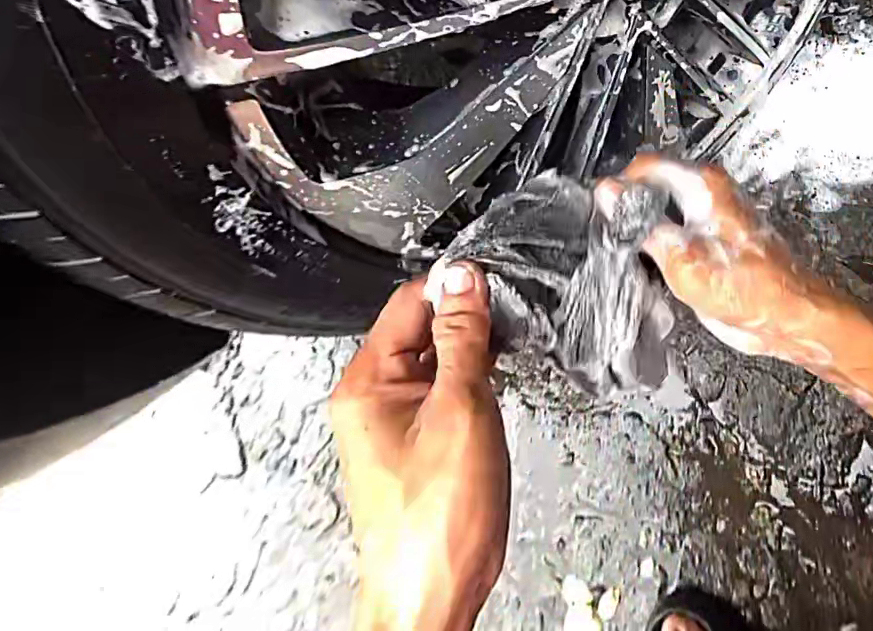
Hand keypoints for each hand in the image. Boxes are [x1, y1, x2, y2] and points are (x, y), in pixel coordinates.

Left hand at [329, 264, 508, 630]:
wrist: (435, 595)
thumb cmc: (438, 519)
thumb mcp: (461, 406)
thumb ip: (463, 335)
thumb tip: (463, 278)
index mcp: (367, 383)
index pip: (410, 301)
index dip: (454, 287)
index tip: (493, 286)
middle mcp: (373, 396)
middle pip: (422, 324)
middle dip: (467, 317)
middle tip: (505, 326)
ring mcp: (396, 416)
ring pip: (437, 352)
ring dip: (473, 345)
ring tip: (503, 355)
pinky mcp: (420, 434)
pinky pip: (445, 381)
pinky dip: (472, 371)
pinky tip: (495, 379)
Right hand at [615, 155, 846, 367]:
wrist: (786, 316)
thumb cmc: (752, 289)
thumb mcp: (684, 259)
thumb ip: (643, 224)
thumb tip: (611, 195)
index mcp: (704, 186)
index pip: (647, 166)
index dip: (620, 187)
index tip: (604, 213)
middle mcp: (708, 193)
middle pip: (652, 187)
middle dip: (629, 210)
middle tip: (617, 240)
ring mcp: (709, 216)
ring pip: (660, 210)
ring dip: (643, 230)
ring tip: (634, 256)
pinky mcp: (709, 239)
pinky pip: (673, 230)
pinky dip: (658, 244)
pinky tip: (654, 267)